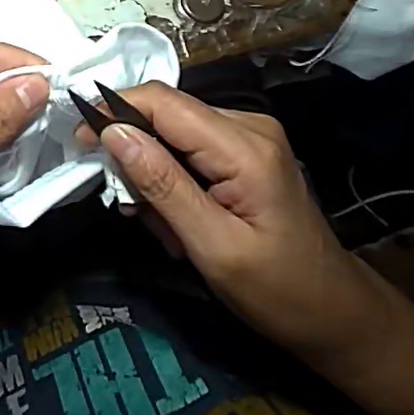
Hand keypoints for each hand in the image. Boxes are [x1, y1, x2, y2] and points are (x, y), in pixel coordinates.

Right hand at [86, 84, 395, 367]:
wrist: (334, 312)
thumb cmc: (277, 291)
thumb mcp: (212, 247)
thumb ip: (161, 184)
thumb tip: (112, 131)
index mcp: (244, 145)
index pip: (164, 102)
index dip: (115, 109)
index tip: (79, 137)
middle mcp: (248, 124)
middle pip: (167, 112)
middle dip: (135, 152)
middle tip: (130, 207)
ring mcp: (249, 133)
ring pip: (173, 130)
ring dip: (154, 172)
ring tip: (165, 227)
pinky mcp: (245, 148)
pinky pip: (190, 146)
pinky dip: (172, 177)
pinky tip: (179, 219)